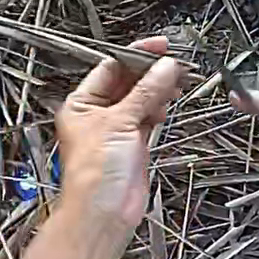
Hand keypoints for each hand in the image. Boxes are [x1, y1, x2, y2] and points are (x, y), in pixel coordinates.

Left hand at [56, 37, 186, 227]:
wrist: (104, 213)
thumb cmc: (93, 174)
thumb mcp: (120, 122)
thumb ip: (146, 92)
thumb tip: (165, 67)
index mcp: (81, 104)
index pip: (111, 67)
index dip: (136, 55)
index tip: (159, 46)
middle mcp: (97, 114)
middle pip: (128, 82)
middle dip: (151, 72)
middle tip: (174, 62)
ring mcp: (117, 129)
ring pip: (142, 98)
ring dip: (159, 88)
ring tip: (178, 78)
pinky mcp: (134, 143)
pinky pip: (150, 116)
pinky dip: (161, 107)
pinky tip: (170, 100)